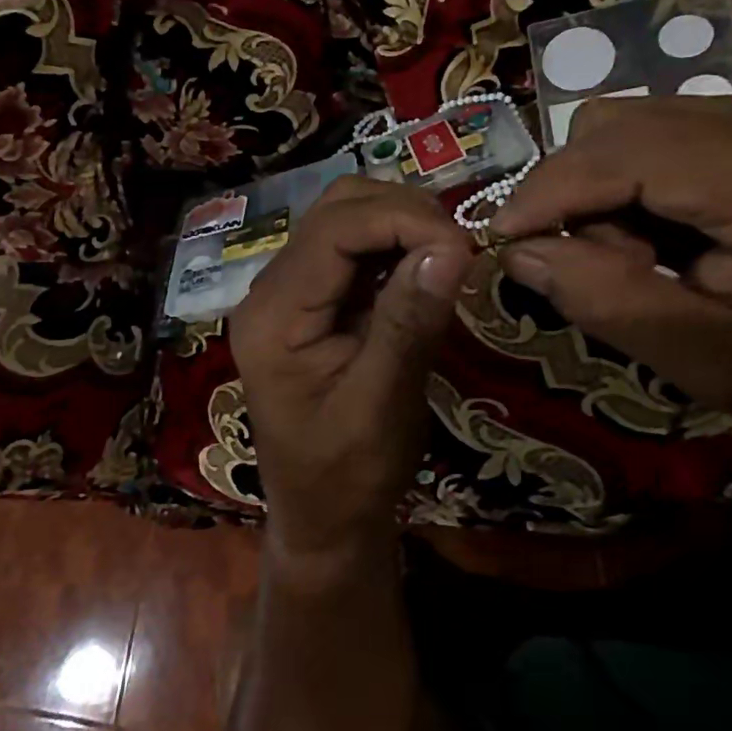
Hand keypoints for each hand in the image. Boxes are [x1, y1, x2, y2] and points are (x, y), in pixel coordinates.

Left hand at [232, 177, 473, 557]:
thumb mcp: (381, 405)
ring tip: (446, 255)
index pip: (333, 231)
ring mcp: (285, 297)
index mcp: (273, 317)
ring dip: (397, 225)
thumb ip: (408, 324)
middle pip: (332, 212)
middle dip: (400, 214)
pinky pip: (347, 254)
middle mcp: (268, 294)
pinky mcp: (307, 307)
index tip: (463, 247)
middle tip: (458, 249)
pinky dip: (389, 248)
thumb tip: (451, 247)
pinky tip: (421, 269)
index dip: (402, 221)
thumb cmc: (347, 476)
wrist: (322, 518)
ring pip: (340, 223)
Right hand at [492, 89, 731, 448]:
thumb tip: (515, 248)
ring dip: (604, 188)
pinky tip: (673, 226)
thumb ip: (611, 304)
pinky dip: (635, 178)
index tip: (500, 238)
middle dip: (577, 195)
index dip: (553, 188)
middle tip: (603, 266)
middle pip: (626, 124)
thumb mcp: (713, 366)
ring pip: (634, 119)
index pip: (641, 152)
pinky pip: (664, 123)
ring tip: (645, 252)